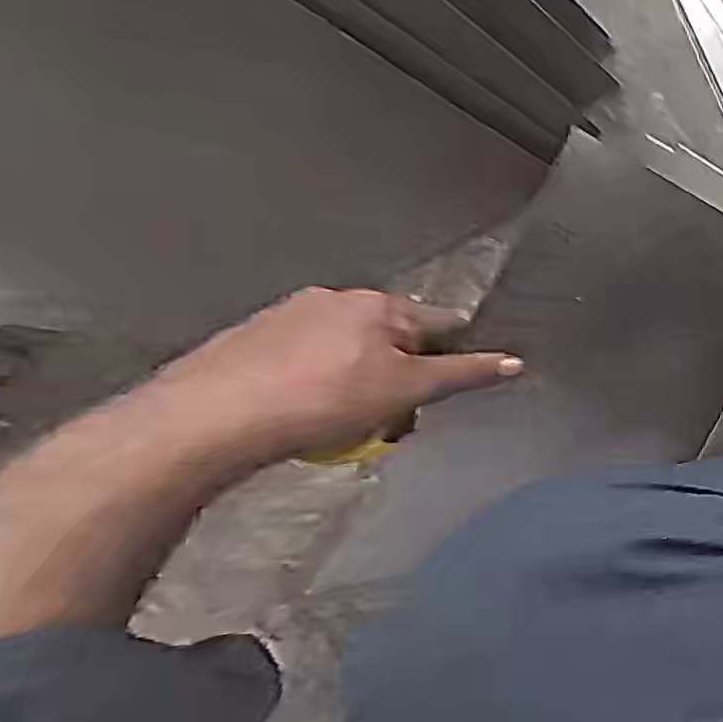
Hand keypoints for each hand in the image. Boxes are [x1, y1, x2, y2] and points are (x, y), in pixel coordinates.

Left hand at [123, 288, 522, 466]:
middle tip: (393, 416)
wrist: (205, 423)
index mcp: (378, 304)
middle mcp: (334, 298)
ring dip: (361, 378)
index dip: (451, 357)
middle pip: (393, 337)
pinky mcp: (247, 339)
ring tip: (345, 420)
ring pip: (349, 348)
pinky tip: (304, 412)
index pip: (441, 324)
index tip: (441, 388)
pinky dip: (317, 381)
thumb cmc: (324, 399)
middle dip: (402, 372)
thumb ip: (465, 373)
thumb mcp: (409, 390)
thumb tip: (516, 362)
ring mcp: (285, 315)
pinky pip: (306, 357)